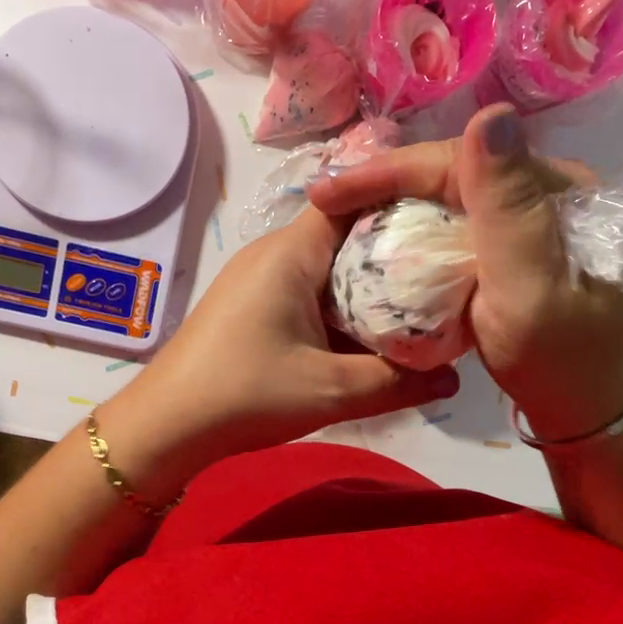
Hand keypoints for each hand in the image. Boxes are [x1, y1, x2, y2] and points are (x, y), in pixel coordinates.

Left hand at [97, 207, 460, 501]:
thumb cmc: (246, 395)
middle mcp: (275, 253)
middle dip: (394, 253)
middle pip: (346, 234)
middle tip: (445, 274)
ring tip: (418, 308)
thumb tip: (454, 377)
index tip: (446, 223)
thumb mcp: (331, 391)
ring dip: (367, 287)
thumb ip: (397, 383)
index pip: (355, 198)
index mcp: (292, 252)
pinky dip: (339, 308)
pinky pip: (308, 293)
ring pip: (328, 268)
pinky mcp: (252, 307)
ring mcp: (259, 280)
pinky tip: (368, 337)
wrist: (167, 425)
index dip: (403, 203)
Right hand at [309, 104, 622, 440]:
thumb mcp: (531, 287)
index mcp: (557, 188)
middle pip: (450, 169)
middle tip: (324, 197)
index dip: (389, 170)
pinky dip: (411, 226)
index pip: (459, 158)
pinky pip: (451, 220)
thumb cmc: (555, 358)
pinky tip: (379, 233)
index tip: (327, 192)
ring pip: (447, 192)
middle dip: (383, 181)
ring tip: (340, 210)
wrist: (582, 407)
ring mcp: (528, 218)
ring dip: (392, 199)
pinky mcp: (512, 246)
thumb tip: (489, 116)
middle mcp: (545, 190)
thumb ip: (509, 208)